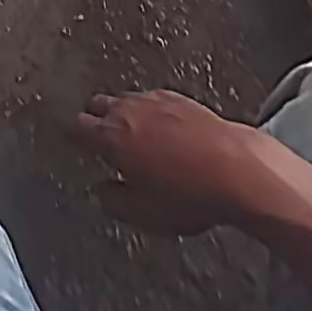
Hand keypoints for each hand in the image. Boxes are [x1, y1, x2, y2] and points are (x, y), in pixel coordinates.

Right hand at [72, 90, 277, 235]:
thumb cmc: (190, 193)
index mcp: (112, 137)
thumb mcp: (144, 214)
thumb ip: (113, 201)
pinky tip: (163, 129)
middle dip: (97, 119)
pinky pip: (152, 98)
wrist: (235, 168)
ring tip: (135, 135)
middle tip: (104, 139)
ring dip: (123, 113)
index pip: (79, 127)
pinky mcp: (177, 96)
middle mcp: (128, 110)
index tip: (78, 143)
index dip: (76, 137)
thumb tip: (101, 191)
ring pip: (125, 98)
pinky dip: (149, 109)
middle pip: (98, 104)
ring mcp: (153, 99)